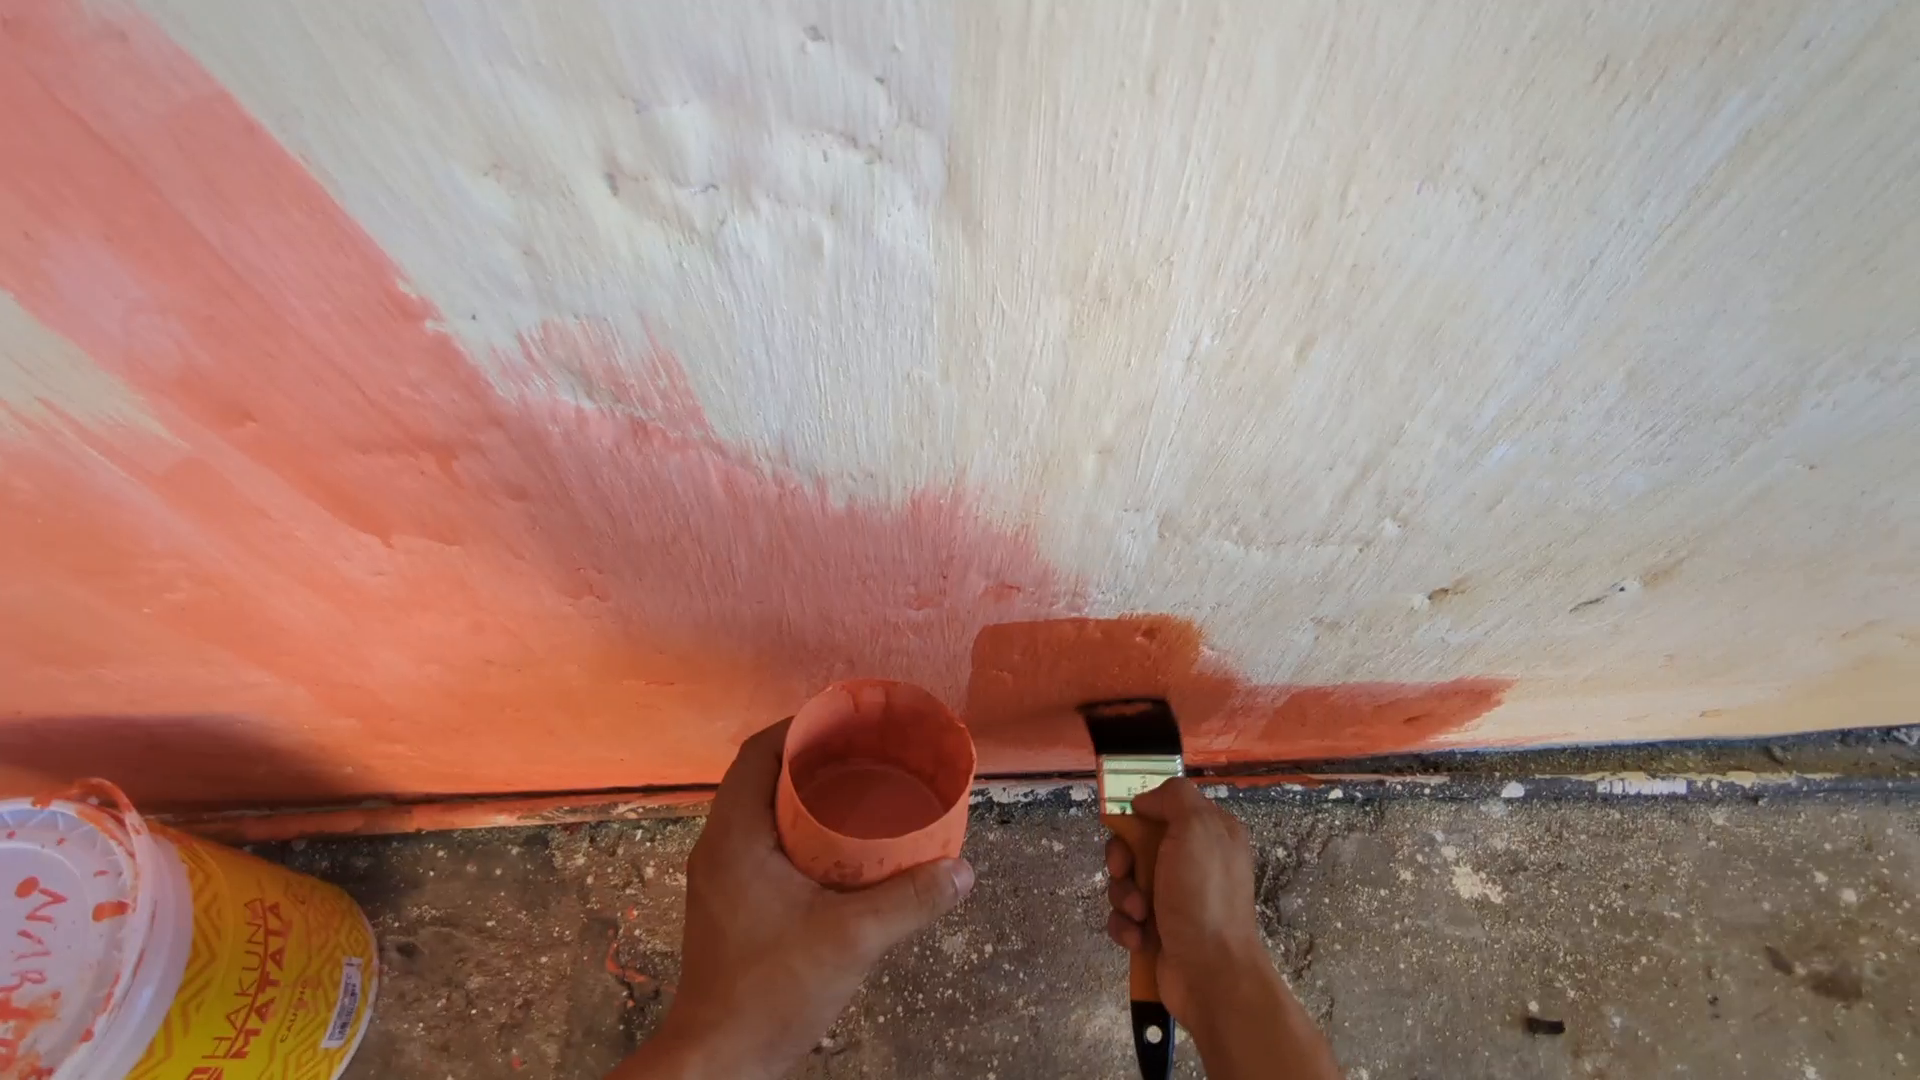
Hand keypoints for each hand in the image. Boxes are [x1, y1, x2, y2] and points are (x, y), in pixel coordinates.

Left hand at [613, 720, 975, 1079]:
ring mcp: (719, 874)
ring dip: (800, 792)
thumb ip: (909, 900)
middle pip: (759, 775)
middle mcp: (719, 845)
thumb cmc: (772, 990)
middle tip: (862, 753)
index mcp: (734, 836)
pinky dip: (795, 825)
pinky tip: (834, 844)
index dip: (799, 727)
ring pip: (758, 807)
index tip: (845, 722)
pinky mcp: (727, 899)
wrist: (719, 1062)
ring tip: (855, 788)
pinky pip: (760, 837)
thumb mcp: (851, 940)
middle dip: (808, 756)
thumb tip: (963, 871)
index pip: (757, 753)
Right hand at [1103, 777, 1263, 1022]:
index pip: (1165, 806)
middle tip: (1124, 871)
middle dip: (1123, 858)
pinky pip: (1124, 915)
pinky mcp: (1158, 929)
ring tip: (1139, 915)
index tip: (1124, 824)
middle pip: (1136, 842)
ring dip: (1123, 895)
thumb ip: (1173, 797)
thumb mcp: (1197, 828)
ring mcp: (1175, 898)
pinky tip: (1138, 937)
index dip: (1140, 813)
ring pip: (1126, 879)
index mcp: (1210, 833)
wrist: (1212, 975)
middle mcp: (1193, 862)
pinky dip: (1125, 925)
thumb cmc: (1204, 896)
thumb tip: (1143, 800)